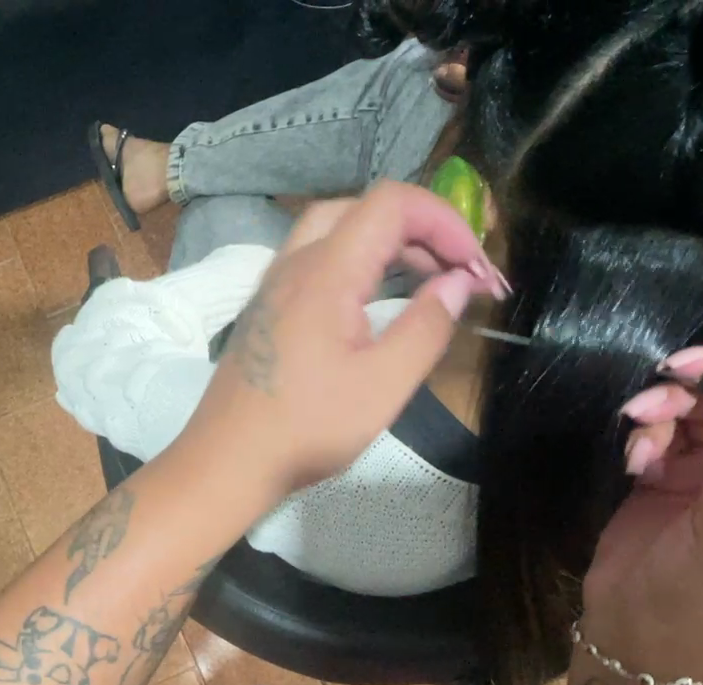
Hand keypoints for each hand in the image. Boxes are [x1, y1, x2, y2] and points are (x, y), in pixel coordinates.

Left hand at [171, 182, 501, 497]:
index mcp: (325, 271)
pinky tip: (375, 303)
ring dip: (389, 245)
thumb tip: (457, 284)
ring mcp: (275, 286)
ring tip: (427, 282)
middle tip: (457, 273)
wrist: (226, 463)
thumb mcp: (382, 386)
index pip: (392, 203)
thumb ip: (426, 328)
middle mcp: (295, 264)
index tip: (476, 269)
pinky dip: (358, 264)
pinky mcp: (267, 310)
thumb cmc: (306, 429)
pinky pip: (317, 261)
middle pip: (364, 210)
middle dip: (422, 230)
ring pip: (337, 232)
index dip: (445, 221)